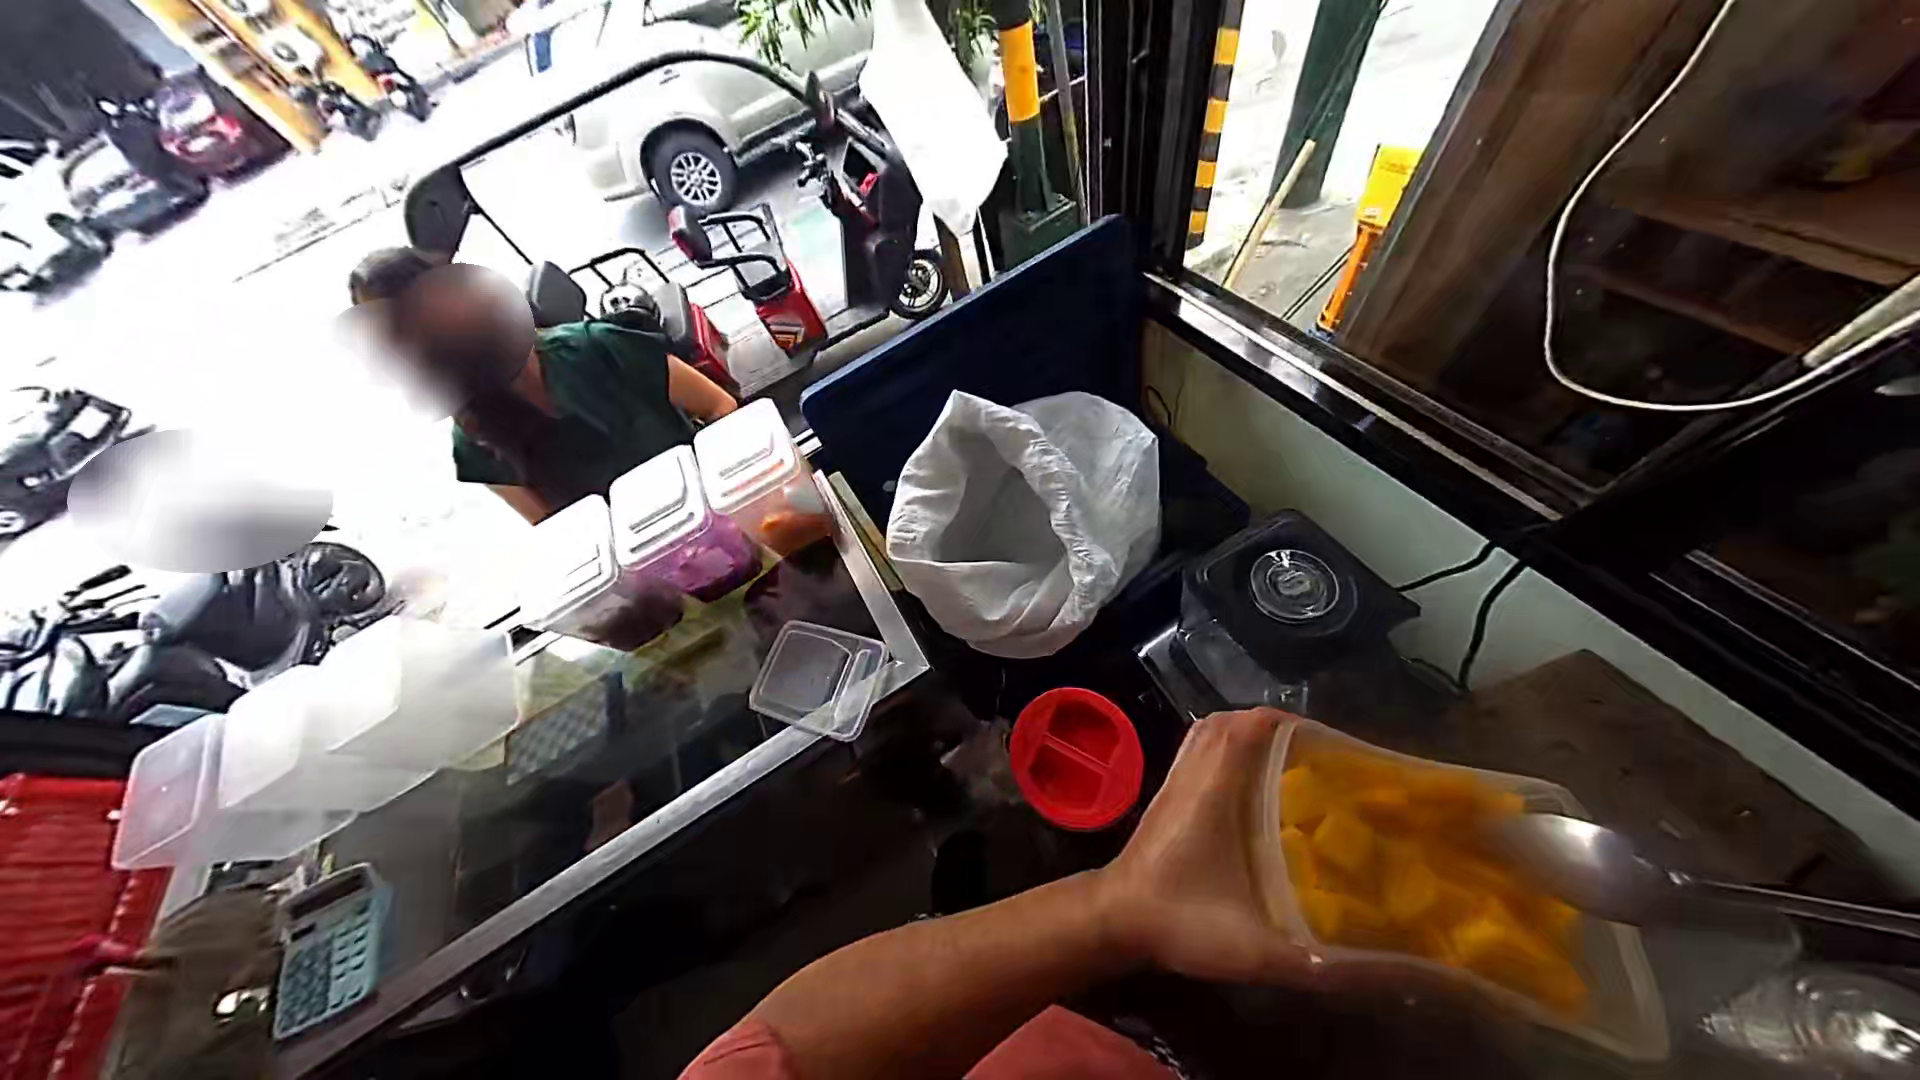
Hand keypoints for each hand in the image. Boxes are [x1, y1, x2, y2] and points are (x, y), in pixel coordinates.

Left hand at [1093, 708, 1314, 984]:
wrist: (1117, 918)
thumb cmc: (1181, 922)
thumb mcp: (1257, 951)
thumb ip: (1325, 967)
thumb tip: (1408, 980)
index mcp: (1211, 792)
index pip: (1242, 731)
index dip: (1283, 723)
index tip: (1327, 741)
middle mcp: (1191, 774)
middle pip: (1227, 723)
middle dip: (1272, 726)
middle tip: (1317, 753)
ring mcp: (1175, 779)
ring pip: (1208, 732)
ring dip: (1246, 733)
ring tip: (1291, 759)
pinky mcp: (1167, 791)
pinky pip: (1196, 748)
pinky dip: (1225, 746)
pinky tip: (1252, 780)